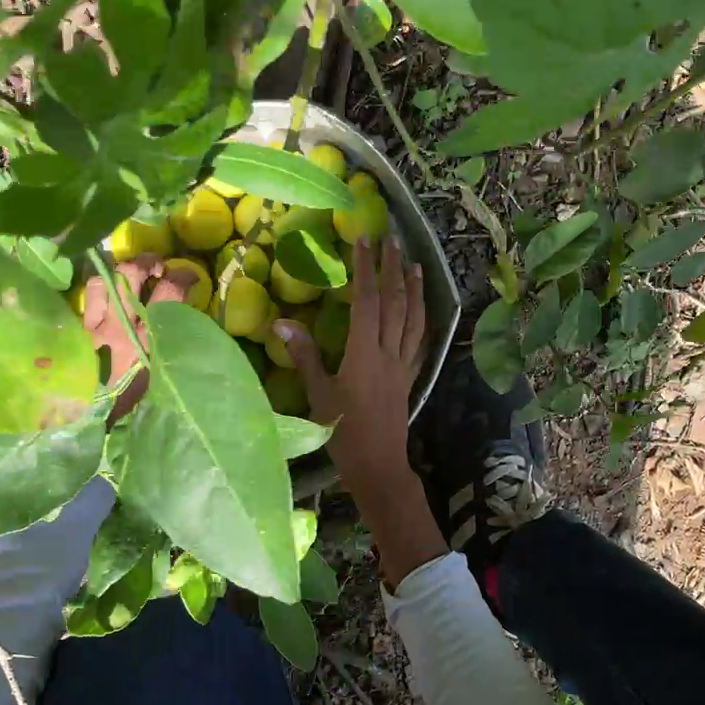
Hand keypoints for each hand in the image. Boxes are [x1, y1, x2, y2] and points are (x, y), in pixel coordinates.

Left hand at [80, 255, 198, 422]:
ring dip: (116, 276)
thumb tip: (190, 332)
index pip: (169, 292)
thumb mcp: (164, 383)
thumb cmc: (131, 412)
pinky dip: (98, 298)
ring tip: (128, 281)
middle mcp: (117, 326)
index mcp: (147, 340)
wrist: (83, 430)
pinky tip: (106, 306)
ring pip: (100, 283)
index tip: (192, 276)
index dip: (183, 276)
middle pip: (128, 275)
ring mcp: (91, 328)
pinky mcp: (74, 336)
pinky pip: (85, 305)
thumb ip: (176, 355)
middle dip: (146, 262)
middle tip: (158, 266)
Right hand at [277, 236, 425, 496]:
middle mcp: (389, 353)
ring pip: (414, 319)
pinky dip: (423, 320)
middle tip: (392, 239)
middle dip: (393, 268)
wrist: (378, 466)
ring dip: (415, 289)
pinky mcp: (410, 378)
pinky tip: (424, 311)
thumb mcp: (318, 394)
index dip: (366, 268)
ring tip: (415, 264)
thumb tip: (281, 323)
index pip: (367, 300)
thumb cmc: (343, 433)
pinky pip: (420, 342)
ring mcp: (403, 365)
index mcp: (364, 353)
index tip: (364, 239)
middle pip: (395, 302)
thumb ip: (304, 356)